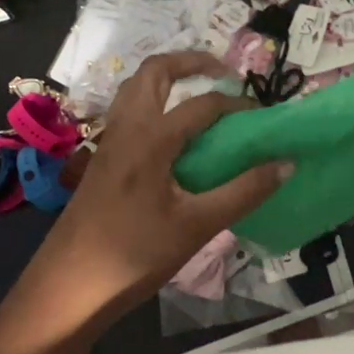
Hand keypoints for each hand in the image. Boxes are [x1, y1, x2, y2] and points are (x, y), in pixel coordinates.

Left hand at [34, 52, 289, 306]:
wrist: (66, 291)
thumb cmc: (134, 256)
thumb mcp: (197, 227)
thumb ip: (244, 192)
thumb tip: (287, 163)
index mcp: (151, 139)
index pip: (203, 103)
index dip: (238, 105)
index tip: (264, 118)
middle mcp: (127, 128)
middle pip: (155, 71)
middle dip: (192, 61)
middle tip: (225, 73)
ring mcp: (109, 142)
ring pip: (136, 88)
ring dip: (169, 79)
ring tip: (201, 93)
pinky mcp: (102, 160)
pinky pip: (130, 111)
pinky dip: (155, 102)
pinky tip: (175, 134)